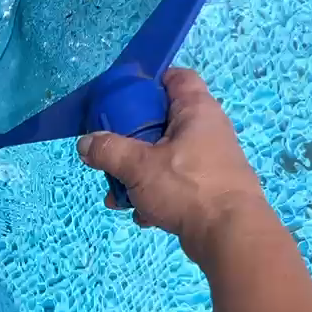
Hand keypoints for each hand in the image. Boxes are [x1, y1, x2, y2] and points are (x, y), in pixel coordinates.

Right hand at [76, 67, 272, 255]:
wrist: (226, 233)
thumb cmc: (186, 188)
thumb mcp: (139, 166)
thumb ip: (109, 151)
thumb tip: (85, 143)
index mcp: (196, 110)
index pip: (175, 78)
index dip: (148, 82)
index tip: (122, 98)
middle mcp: (205, 130)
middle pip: (162, 122)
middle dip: (131, 140)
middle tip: (110, 154)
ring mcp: (207, 160)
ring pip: (163, 157)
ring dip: (137, 175)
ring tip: (117, 195)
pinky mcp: (205, 188)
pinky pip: (172, 183)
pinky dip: (154, 195)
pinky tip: (141, 214)